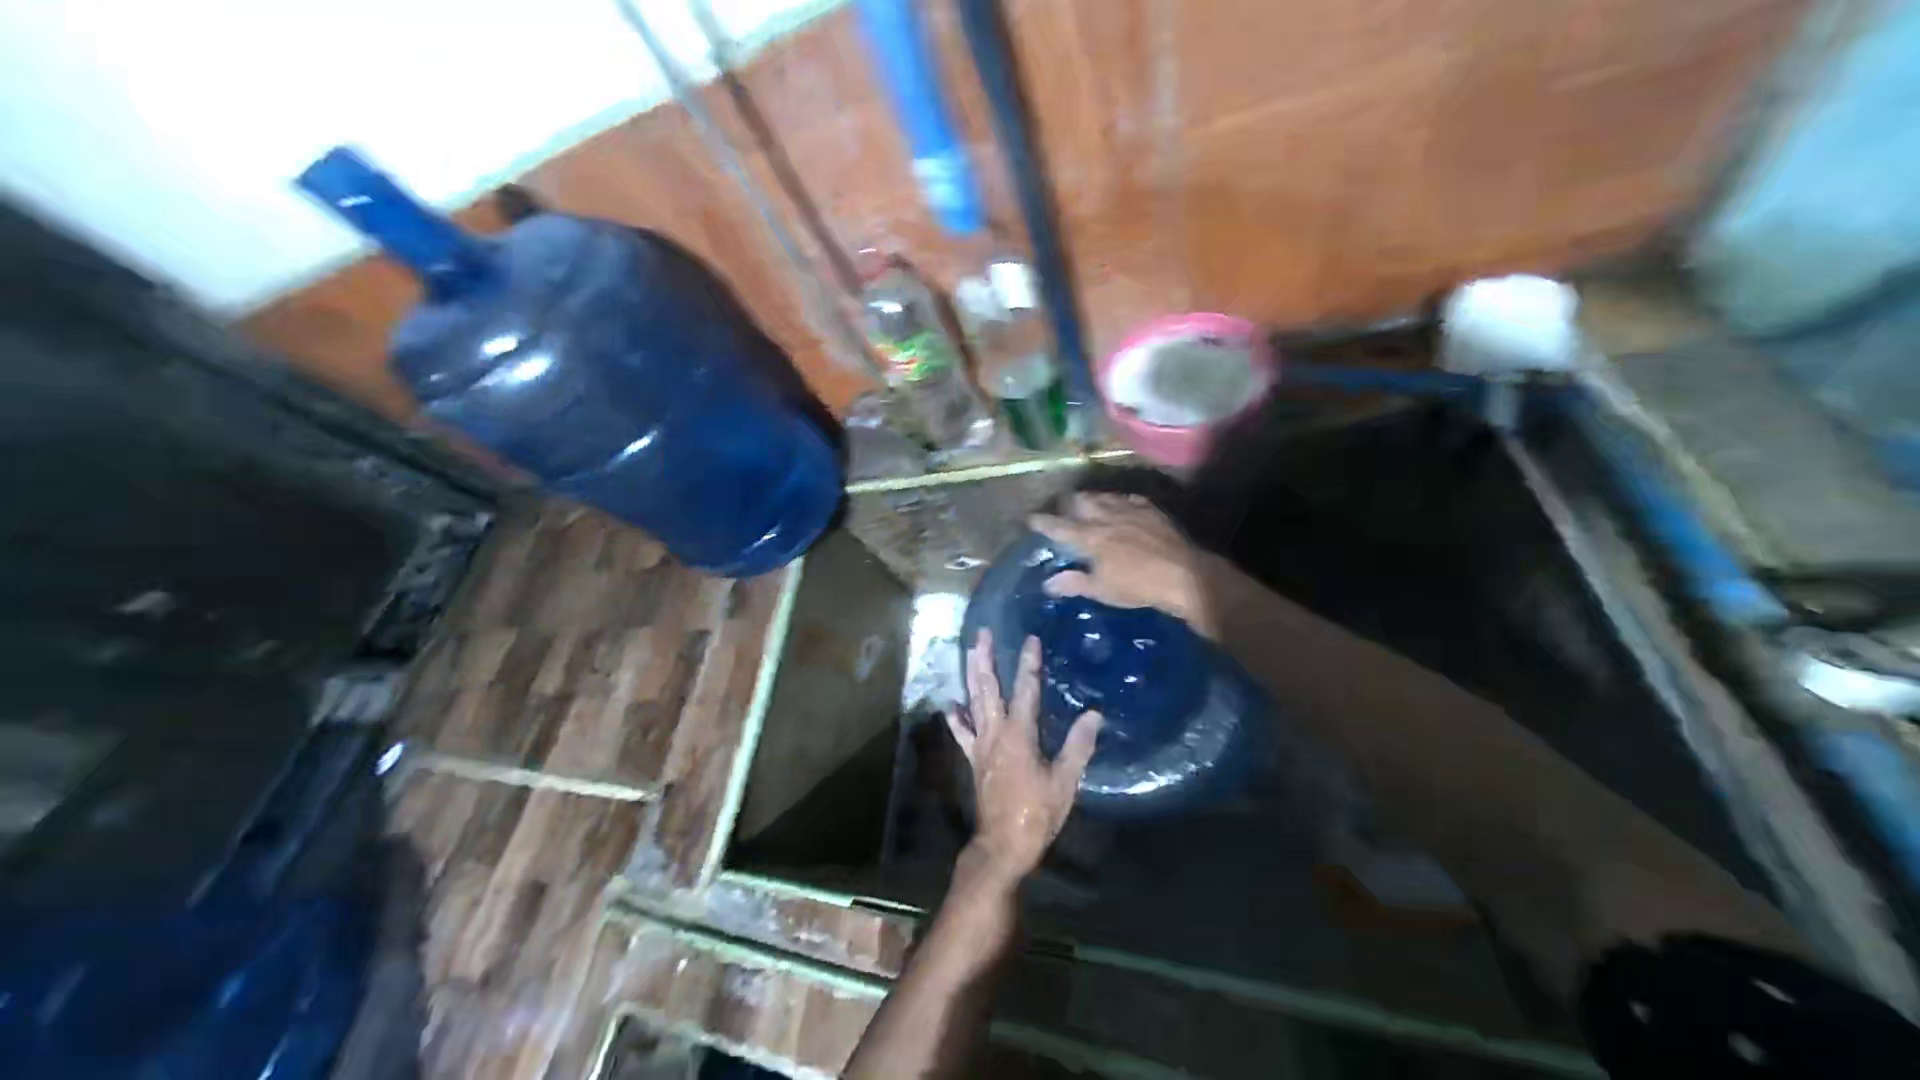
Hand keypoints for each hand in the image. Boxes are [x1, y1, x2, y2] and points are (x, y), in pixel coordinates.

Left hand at [949, 630, 1101, 881]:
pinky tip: (951, 704)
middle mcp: (995, 733)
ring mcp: (981, 745)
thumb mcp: (1065, 782)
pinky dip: (957, 717)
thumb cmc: (1037, 814)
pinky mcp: (974, 759)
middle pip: (988, 688)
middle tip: (982, 632)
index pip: (1026, 689)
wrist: (1003, 845)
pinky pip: (963, 732)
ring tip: (969, 652)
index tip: (1030, 638)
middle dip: (985, 658)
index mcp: (1019, 735)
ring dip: (971, 675)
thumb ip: (1078, 746)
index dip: (1029, 663)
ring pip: (973, 702)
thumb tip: (1094, 714)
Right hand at [1029, 493, 1227, 637]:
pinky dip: (1119, 501)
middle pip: (1081, 501)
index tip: (1031, 518)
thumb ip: (1074, 583)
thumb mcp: (1102, 590)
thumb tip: (1048, 582)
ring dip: (1093, 499)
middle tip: (1063, 509)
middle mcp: (1106, 517)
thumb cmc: (1137, 586)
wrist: (1182, 575)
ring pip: (1104, 497)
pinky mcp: (1151, 510)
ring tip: (1089, 503)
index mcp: (1090, 537)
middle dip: (1068, 503)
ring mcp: (1130, 510)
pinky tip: (1121, 505)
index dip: (1043, 522)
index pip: (1059, 526)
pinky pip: (1129, 499)